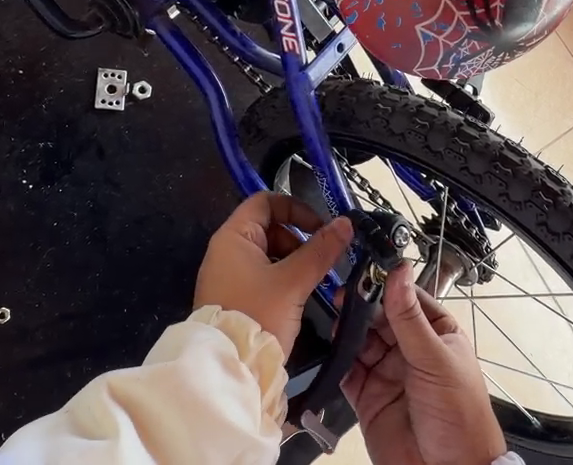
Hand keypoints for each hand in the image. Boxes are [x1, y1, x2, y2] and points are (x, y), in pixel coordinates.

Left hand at [194, 191, 352, 356]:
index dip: (296, 209)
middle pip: (269, 228)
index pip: (266, 202)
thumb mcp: (293, 281)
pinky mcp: (233, 297)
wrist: (228, 370)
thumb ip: (321, 250)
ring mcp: (228, 275)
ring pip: (269, 254)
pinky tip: (298, 296)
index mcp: (233, 237)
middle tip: (320, 260)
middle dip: (299, 240)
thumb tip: (346, 223)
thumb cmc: (257, 315)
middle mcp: (226, 251)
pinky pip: (262, 275)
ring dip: (293, 261)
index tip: (320, 229)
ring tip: (312, 281)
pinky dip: (282, 278)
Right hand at [343, 265, 506, 464]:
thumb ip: (409, 318)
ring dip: (348, 329)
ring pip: (361, 340)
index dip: (386, 284)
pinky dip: (338, 359)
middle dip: (362, 305)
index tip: (364, 269)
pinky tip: (332, 348)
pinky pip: (348, 371)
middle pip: (380, 316)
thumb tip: (399, 271)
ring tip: (335, 319)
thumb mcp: (435, 359)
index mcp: (436, 332)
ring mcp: (388, 372)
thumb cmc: (459, 415)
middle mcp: (411, 348)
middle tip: (342, 295)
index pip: (407, 298)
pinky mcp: (368, 397)